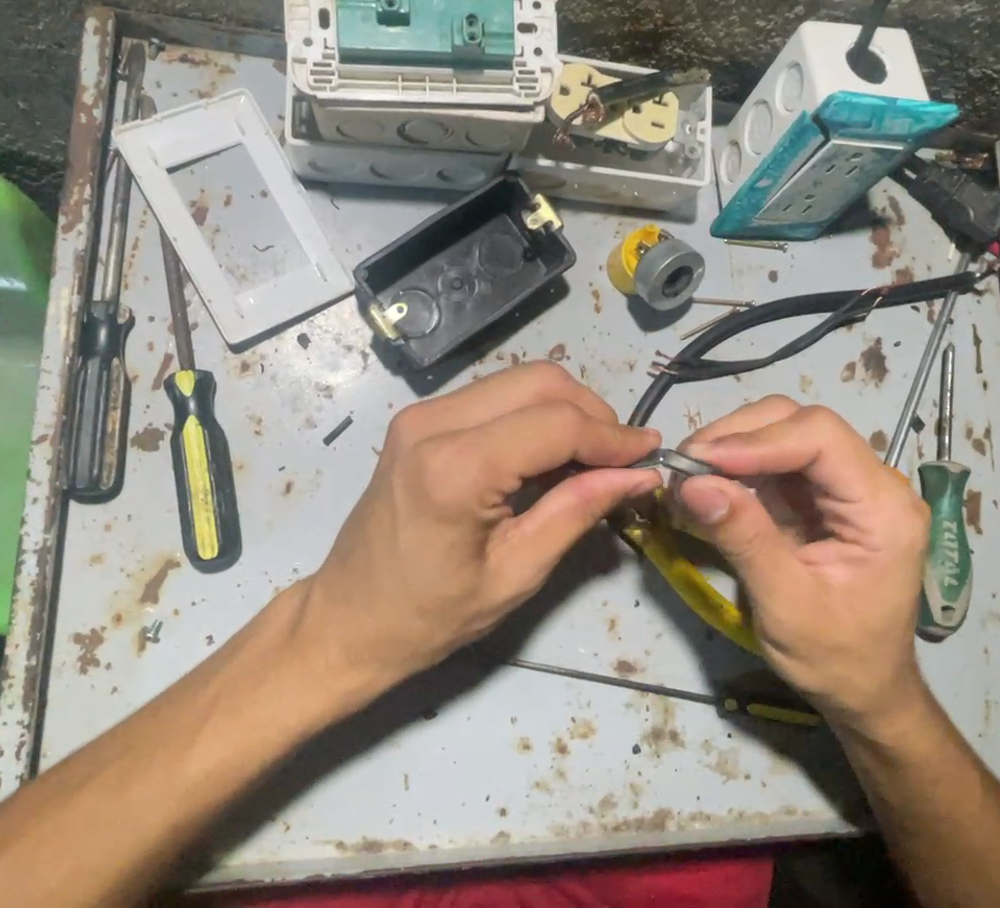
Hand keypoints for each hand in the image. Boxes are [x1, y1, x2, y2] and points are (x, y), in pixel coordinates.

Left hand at [299, 363, 661, 685]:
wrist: (349, 618)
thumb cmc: (431, 614)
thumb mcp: (516, 573)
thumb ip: (578, 511)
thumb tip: (638, 473)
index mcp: (455, 467)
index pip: (556, 423)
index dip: (612, 436)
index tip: (650, 455)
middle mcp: (434, 421)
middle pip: (540, 382)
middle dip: (592, 413)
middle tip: (621, 459)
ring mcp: (421, 413)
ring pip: (518, 380)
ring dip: (565, 409)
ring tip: (592, 458)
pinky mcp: (419, 419)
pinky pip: (494, 395)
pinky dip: (533, 414)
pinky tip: (549, 453)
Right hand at [675, 397, 931, 737]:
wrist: (865, 692)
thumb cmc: (837, 658)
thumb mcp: (786, 605)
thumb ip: (744, 538)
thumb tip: (692, 484)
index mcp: (883, 509)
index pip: (821, 438)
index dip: (758, 440)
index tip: (701, 461)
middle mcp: (872, 484)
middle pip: (801, 423)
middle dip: (738, 436)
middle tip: (685, 464)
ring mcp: (845, 487)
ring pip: (784, 433)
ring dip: (731, 445)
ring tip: (688, 473)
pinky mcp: (819, 497)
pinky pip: (774, 461)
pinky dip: (735, 465)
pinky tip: (705, 483)